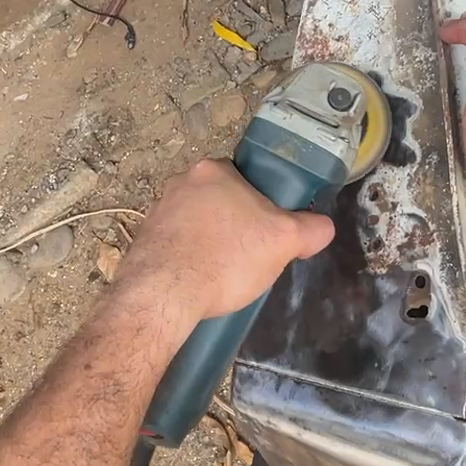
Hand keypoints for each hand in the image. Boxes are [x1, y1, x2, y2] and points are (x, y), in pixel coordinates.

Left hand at [119, 159, 335, 324]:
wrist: (163, 295)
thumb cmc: (227, 257)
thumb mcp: (285, 241)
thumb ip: (310, 229)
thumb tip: (323, 228)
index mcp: (213, 170)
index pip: (245, 179)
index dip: (260, 205)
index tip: (266, 231)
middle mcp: (181, 181)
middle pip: (220, 201)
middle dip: (235, 225)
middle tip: (249, 254)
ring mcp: (157, 211)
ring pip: (197, 223)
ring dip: (210, 242)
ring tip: (223, 275)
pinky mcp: (143, 241)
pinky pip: (175, 245)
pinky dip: (187, 260)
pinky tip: (198, 284)